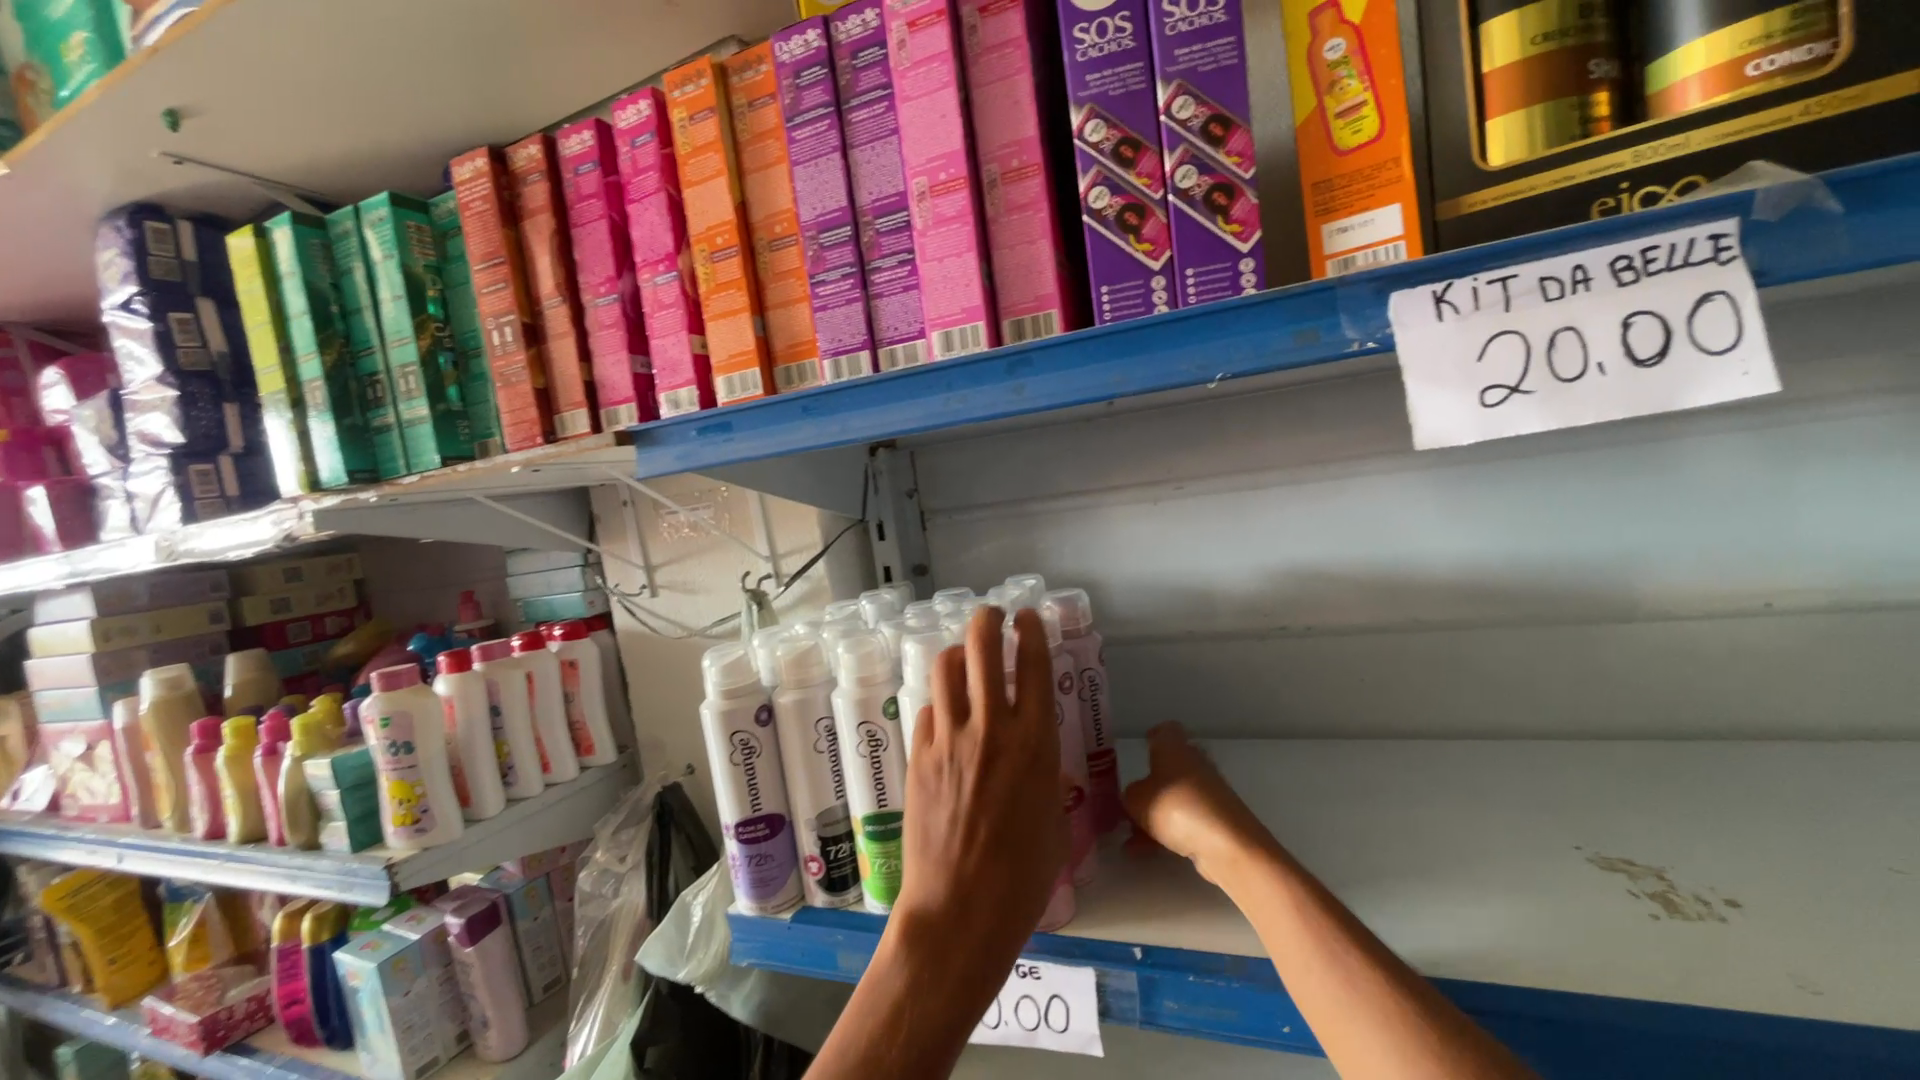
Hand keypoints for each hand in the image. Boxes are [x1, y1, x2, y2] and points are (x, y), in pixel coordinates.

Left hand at [809, 607, 1068, 1078]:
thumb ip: (1045, 774)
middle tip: (992, 617)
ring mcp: (948, 739)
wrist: (961, 907)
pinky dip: (939, 702)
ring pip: (945, 669)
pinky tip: (944, 713)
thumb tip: (1037, 760)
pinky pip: (928, 710)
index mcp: (1035, 740)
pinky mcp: (918, 756)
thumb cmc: (1023, 875)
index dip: (1030, 631)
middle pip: (982, 648)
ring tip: (963, 655)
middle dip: (987, 620)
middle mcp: (991, 727)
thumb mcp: (1053, 818)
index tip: (1028, 616)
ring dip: (957, 652)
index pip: (1033, 663)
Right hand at [1123, 722, 1277, 886]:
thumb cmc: (1176, 807)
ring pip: (1175, 796)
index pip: (1166, 730)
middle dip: (1151, 780)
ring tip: (1128, 836)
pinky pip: (1184, 820)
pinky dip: (1165, 832)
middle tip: (1130, 795)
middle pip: (1171, 765)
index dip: (1154, 735)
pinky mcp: (1216, 819)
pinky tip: (1142, 852)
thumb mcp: (1136, 799)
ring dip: (1154, 812)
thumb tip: (1134, 796)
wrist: (1226, 843)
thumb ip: (1129, 794)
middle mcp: (1194, 764)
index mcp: (1174, 748)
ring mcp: (1208, 793)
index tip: (1144, 743)